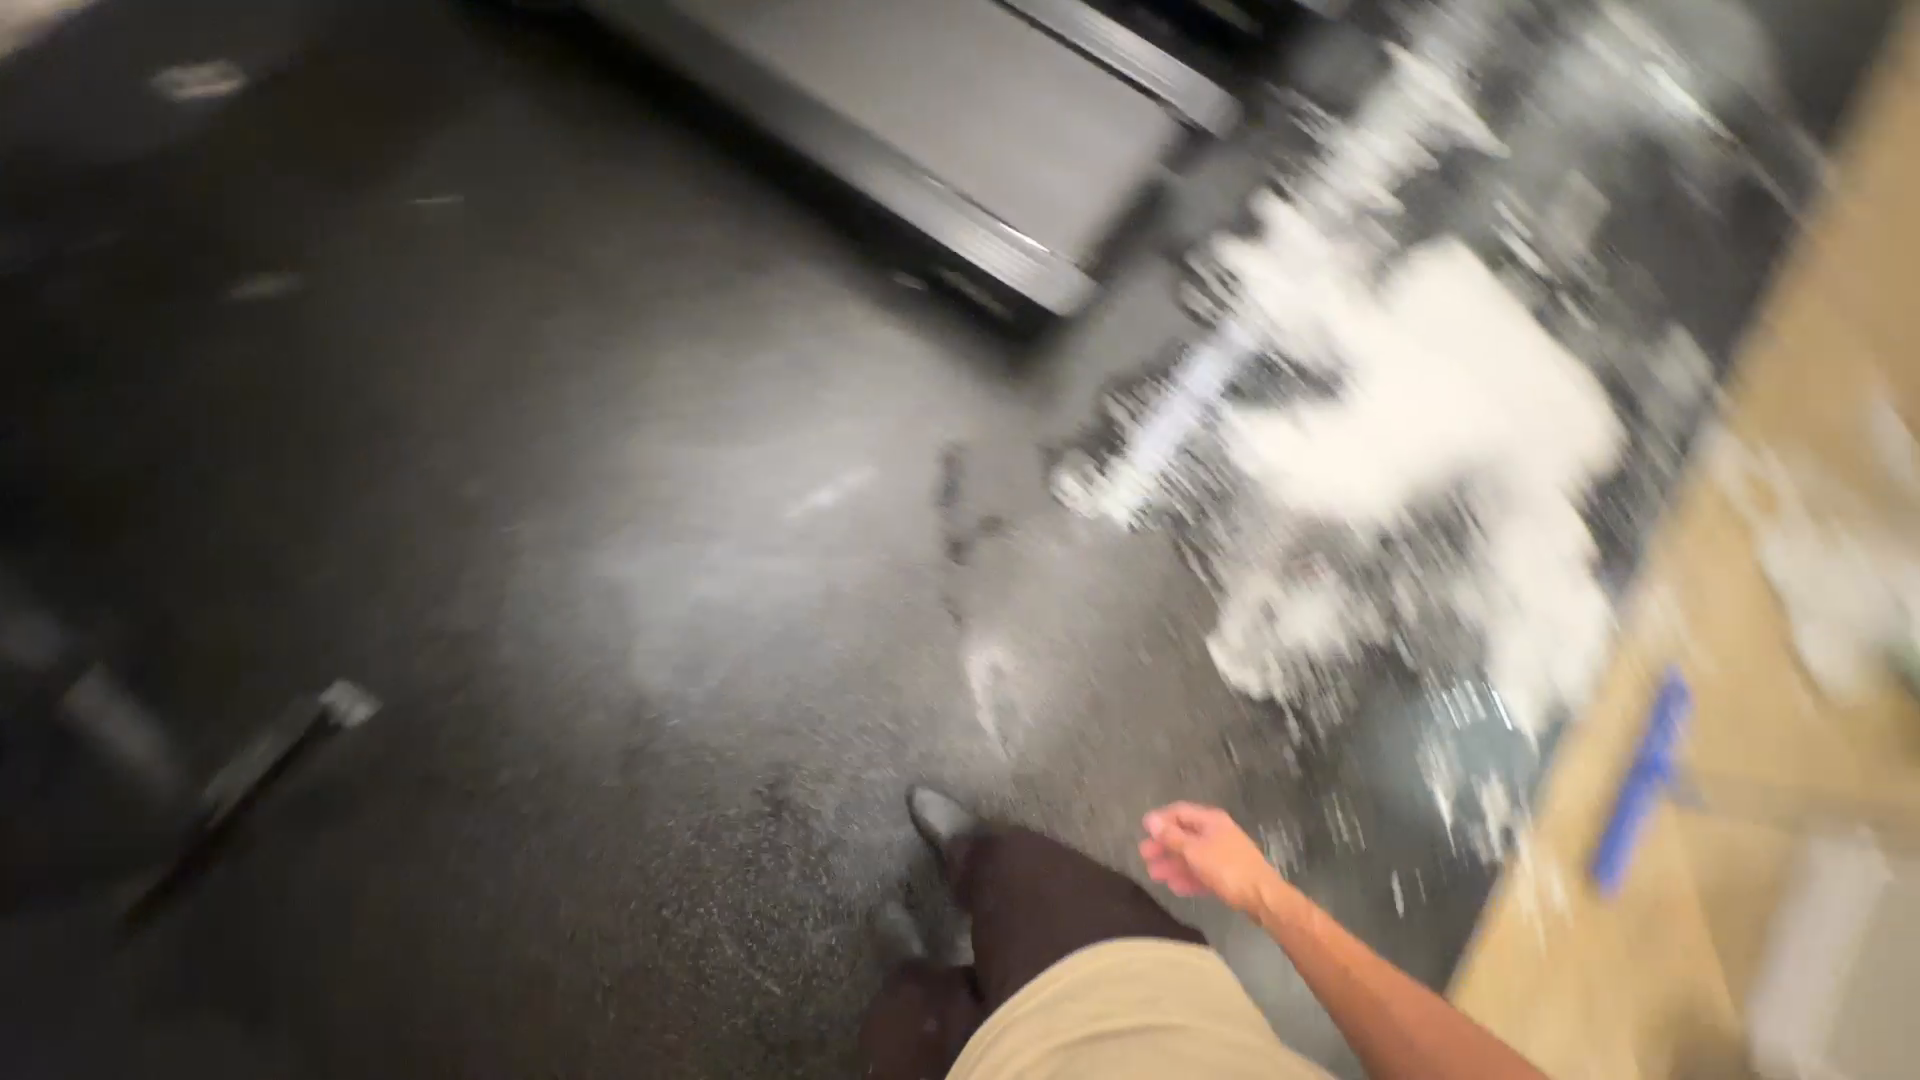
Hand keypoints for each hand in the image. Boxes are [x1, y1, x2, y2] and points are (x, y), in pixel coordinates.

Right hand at [1139, 802, 1282, 913]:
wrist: (1263, 897)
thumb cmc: (1227, 868)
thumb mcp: (1194, 851)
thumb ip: (1171, 837)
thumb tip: (1151, 820)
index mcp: (1211, 821)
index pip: (1179, 812)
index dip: (1160, 820)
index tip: (1144, 831)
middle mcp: (1217, 833)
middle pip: (1184, 835)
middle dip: (1164, 846)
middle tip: (1145, 856)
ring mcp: (1223, 854)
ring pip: (1192, 855)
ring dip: (1173, 864)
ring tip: (1155, 875)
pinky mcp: (1228, 874)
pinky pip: (1203, 871)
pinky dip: (1189, 877)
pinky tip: (1176, 887)